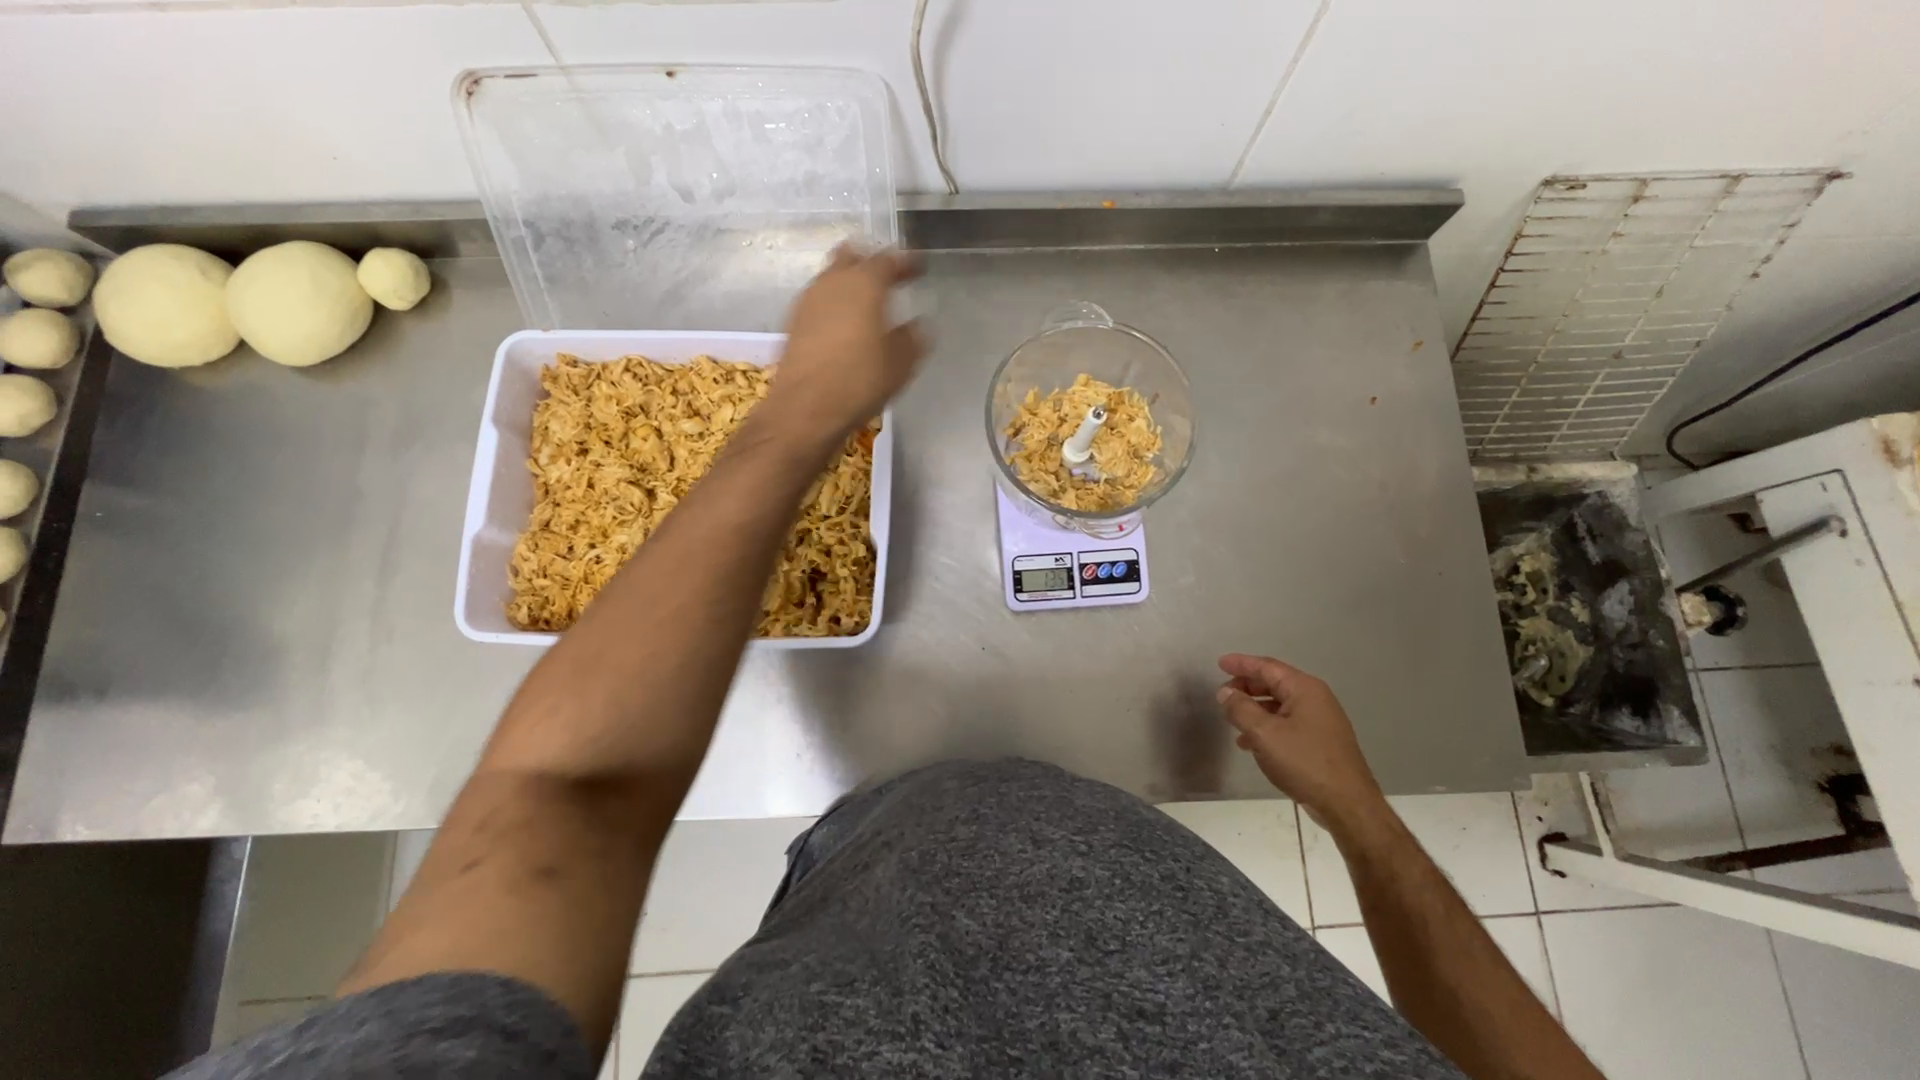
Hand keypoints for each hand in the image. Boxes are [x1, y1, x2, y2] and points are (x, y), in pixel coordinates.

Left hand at [762, 245, 924, 447]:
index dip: (907, 263)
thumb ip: (912, 337)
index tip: (918, 269)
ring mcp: (808, 300)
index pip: (889, 260)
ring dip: (849, 284)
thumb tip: (916, 325)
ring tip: (866, 302)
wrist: (805, 409)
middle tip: (887, 278)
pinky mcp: (793, 322)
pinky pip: (818, 300)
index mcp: (865, 284)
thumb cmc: (860, 382)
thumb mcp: (901, 363)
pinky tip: (843, 324)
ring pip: (831, 277)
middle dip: (870, 263)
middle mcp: (833, 282)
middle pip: (852, 257)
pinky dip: (833, 304)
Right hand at [1216, 653, 1386, 832]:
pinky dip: (1267, 726)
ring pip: (1280, 706)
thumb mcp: (1264, 734)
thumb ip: (1240, 709)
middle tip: (1223, 694)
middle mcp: (1316, 699)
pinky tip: (1250, 743)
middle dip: (1247, 686)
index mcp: (1305, 689)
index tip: (1220, 663)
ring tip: (1232, 718)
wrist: (1346, 803)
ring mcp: (1321, 721)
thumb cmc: (1304, 762)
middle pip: (1275, 683)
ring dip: (1255, 708)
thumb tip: (1226, 693)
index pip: (1268, 667)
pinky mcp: (1321, 742)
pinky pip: (1288, 724)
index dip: (1242, 664)